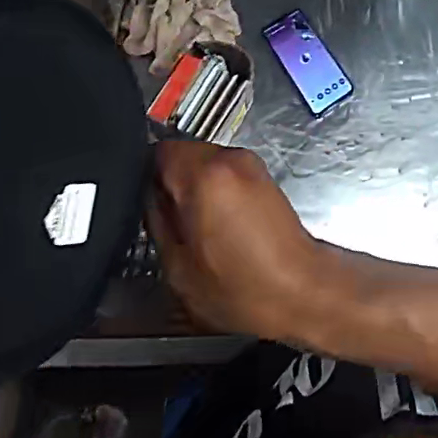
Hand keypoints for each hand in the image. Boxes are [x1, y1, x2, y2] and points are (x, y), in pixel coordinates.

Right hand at [147, 140, 332, 343]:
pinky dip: (215, 189)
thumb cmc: (240, 285)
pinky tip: (215, 224)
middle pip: (185, 152)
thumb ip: (157, 220)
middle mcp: (232, 160)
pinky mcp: (265, 176)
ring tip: (192, 226)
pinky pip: (226, 172)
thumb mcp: (177, 264)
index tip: (139, 199)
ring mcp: (252, 165)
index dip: (144, 174)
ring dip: (194, 185)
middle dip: (170, 180)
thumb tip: (148, 198)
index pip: (160, 150)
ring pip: (206, 161)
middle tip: (165, 218)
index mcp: (206, 175)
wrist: (298, 287)